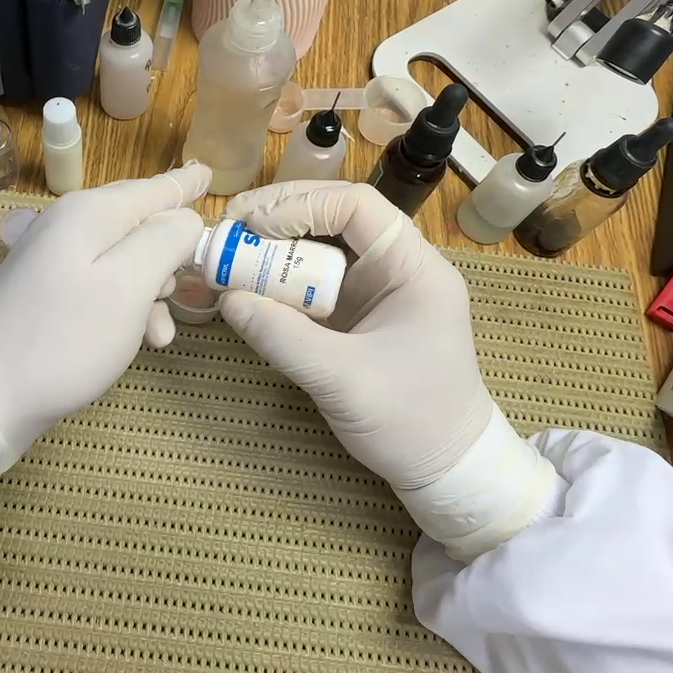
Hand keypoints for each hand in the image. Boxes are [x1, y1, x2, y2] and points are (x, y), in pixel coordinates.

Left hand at [0, 163, 209, 504]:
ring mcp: (53, 259)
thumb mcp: (128, 286)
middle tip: (197, 276)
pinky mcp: (45, 292)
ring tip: (161, 333)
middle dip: (171, 250)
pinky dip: (126, 307)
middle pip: (137, 221)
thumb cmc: (64, 337)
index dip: (183, 184)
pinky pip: (102, 285)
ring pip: (123, 260)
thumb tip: (185, 218)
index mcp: (90, 213)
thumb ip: (164, 242)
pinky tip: (137, 340)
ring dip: (151, 291)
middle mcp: (69, 225)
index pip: (151, 189)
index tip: (209, 173)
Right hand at [217, 181, 560, 559]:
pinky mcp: (356, 310)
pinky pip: (314, 277)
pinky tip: (249, 279)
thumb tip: (228, 300)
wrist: (444, 467)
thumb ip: (284, 338)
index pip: (357, 206)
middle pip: (336, 214)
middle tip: (231, 224)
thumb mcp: (344, 381)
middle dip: (282, 214)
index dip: (301, 205)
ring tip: (232, 247)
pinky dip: (281, 274)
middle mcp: (396, 265)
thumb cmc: (411, 421)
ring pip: (322, 242)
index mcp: (413, 268)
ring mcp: (376, 287)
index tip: (253, 224)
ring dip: (277, 242)